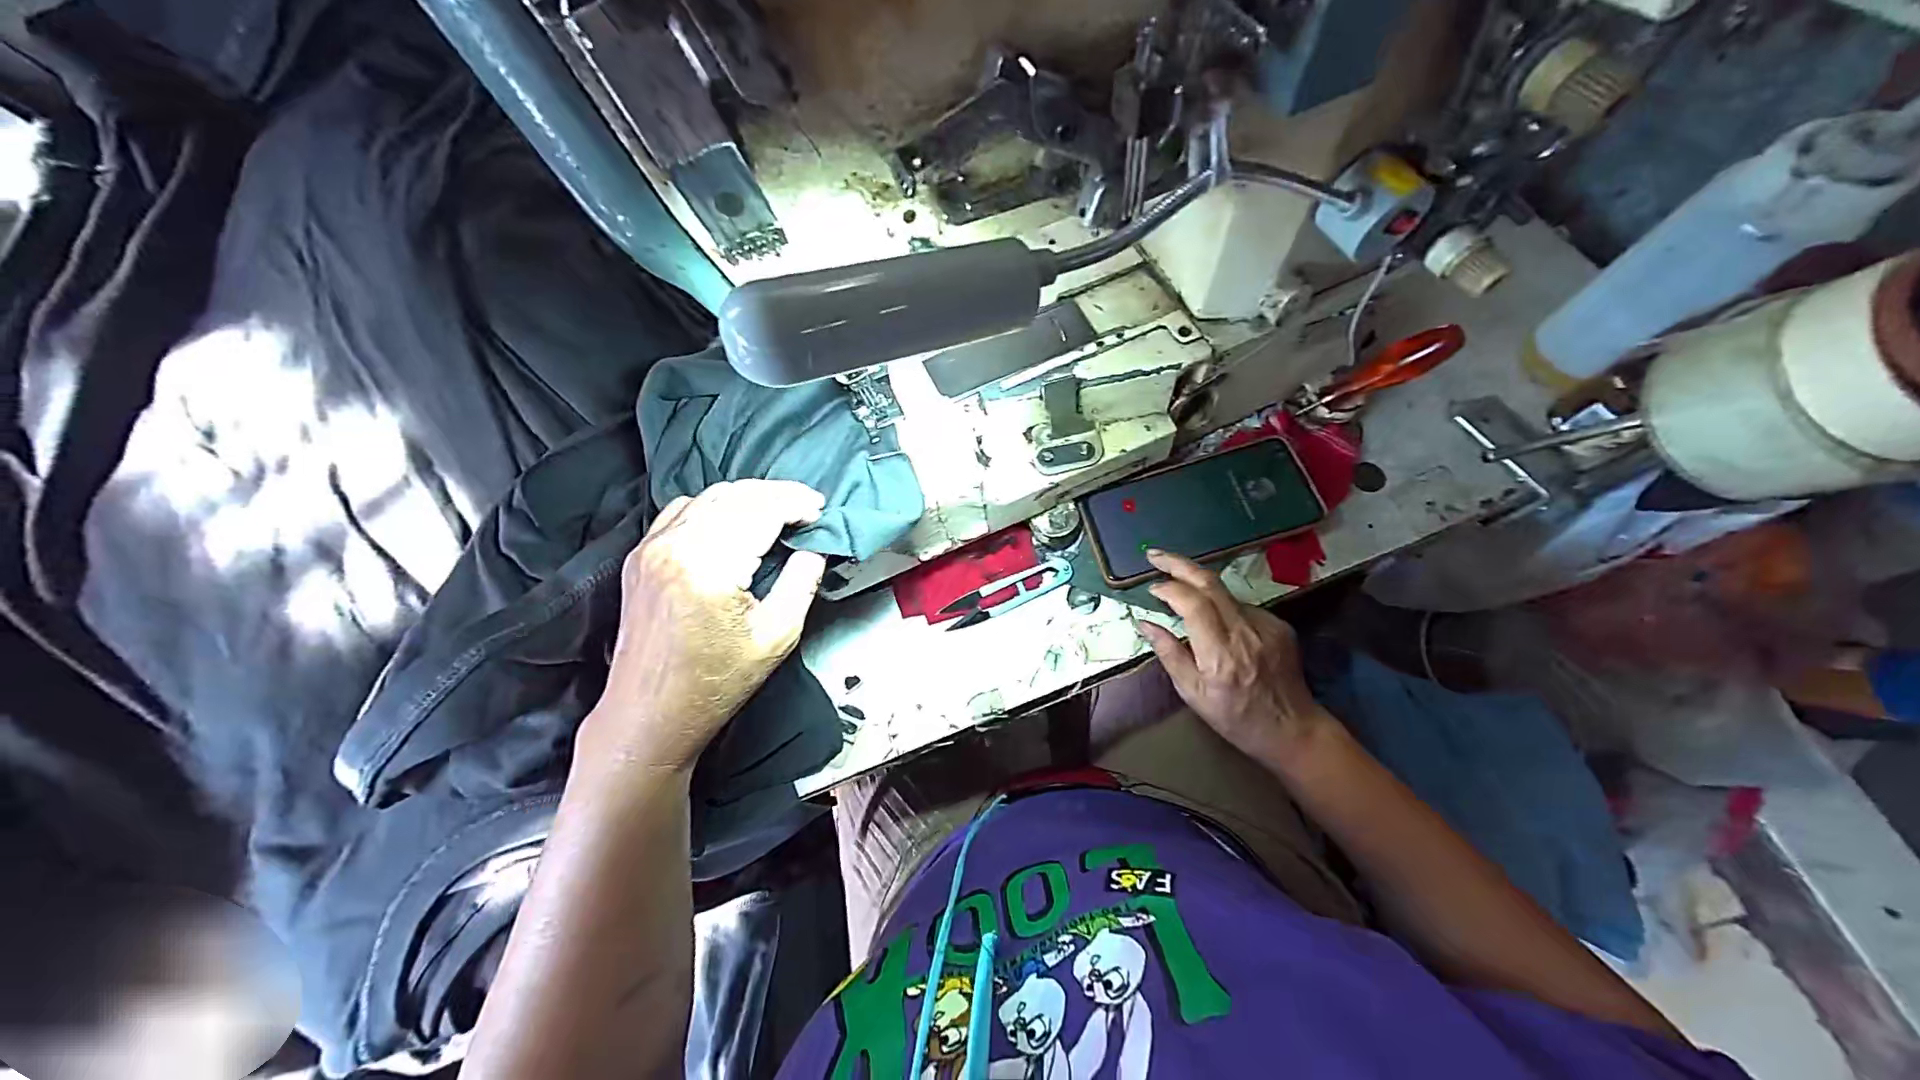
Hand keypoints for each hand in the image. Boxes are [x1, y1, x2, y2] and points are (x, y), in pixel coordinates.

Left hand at [583, 480, 828, 771]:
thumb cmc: (715, 683)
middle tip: (806, 506)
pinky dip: (713, 505)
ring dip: (748, 497)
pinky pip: (681, 510)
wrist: (650, 712)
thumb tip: (813, 547)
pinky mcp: (640, 556)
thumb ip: (801, 581)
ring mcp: (652, 549)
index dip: (796, 502)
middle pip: (736, 495)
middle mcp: (676, 548)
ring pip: (708, 497)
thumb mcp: (777, 636)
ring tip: (777, 511)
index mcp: (710, 568)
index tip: (819, 509)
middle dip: (777, 494)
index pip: (761, 510)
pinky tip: (733, 520)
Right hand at [1134, 550, 1330, 763]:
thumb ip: (1168, 653)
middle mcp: (1245, 634)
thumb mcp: (1192, 693)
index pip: (1193, 604)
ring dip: (1199, 587)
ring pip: (1226, 594)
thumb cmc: (1234, 717)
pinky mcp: (1279, 625)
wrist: (1292, 729)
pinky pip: (1242, 606)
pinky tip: (1215, 622)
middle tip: (1155, 556)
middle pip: (1211, 584)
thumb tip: (1145, 622)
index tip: (1152, 588)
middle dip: (1179, 564)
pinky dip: (1221, 606)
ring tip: (1179, 591)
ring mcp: (1267, 626)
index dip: (1169, 589)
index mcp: (1220, 655)